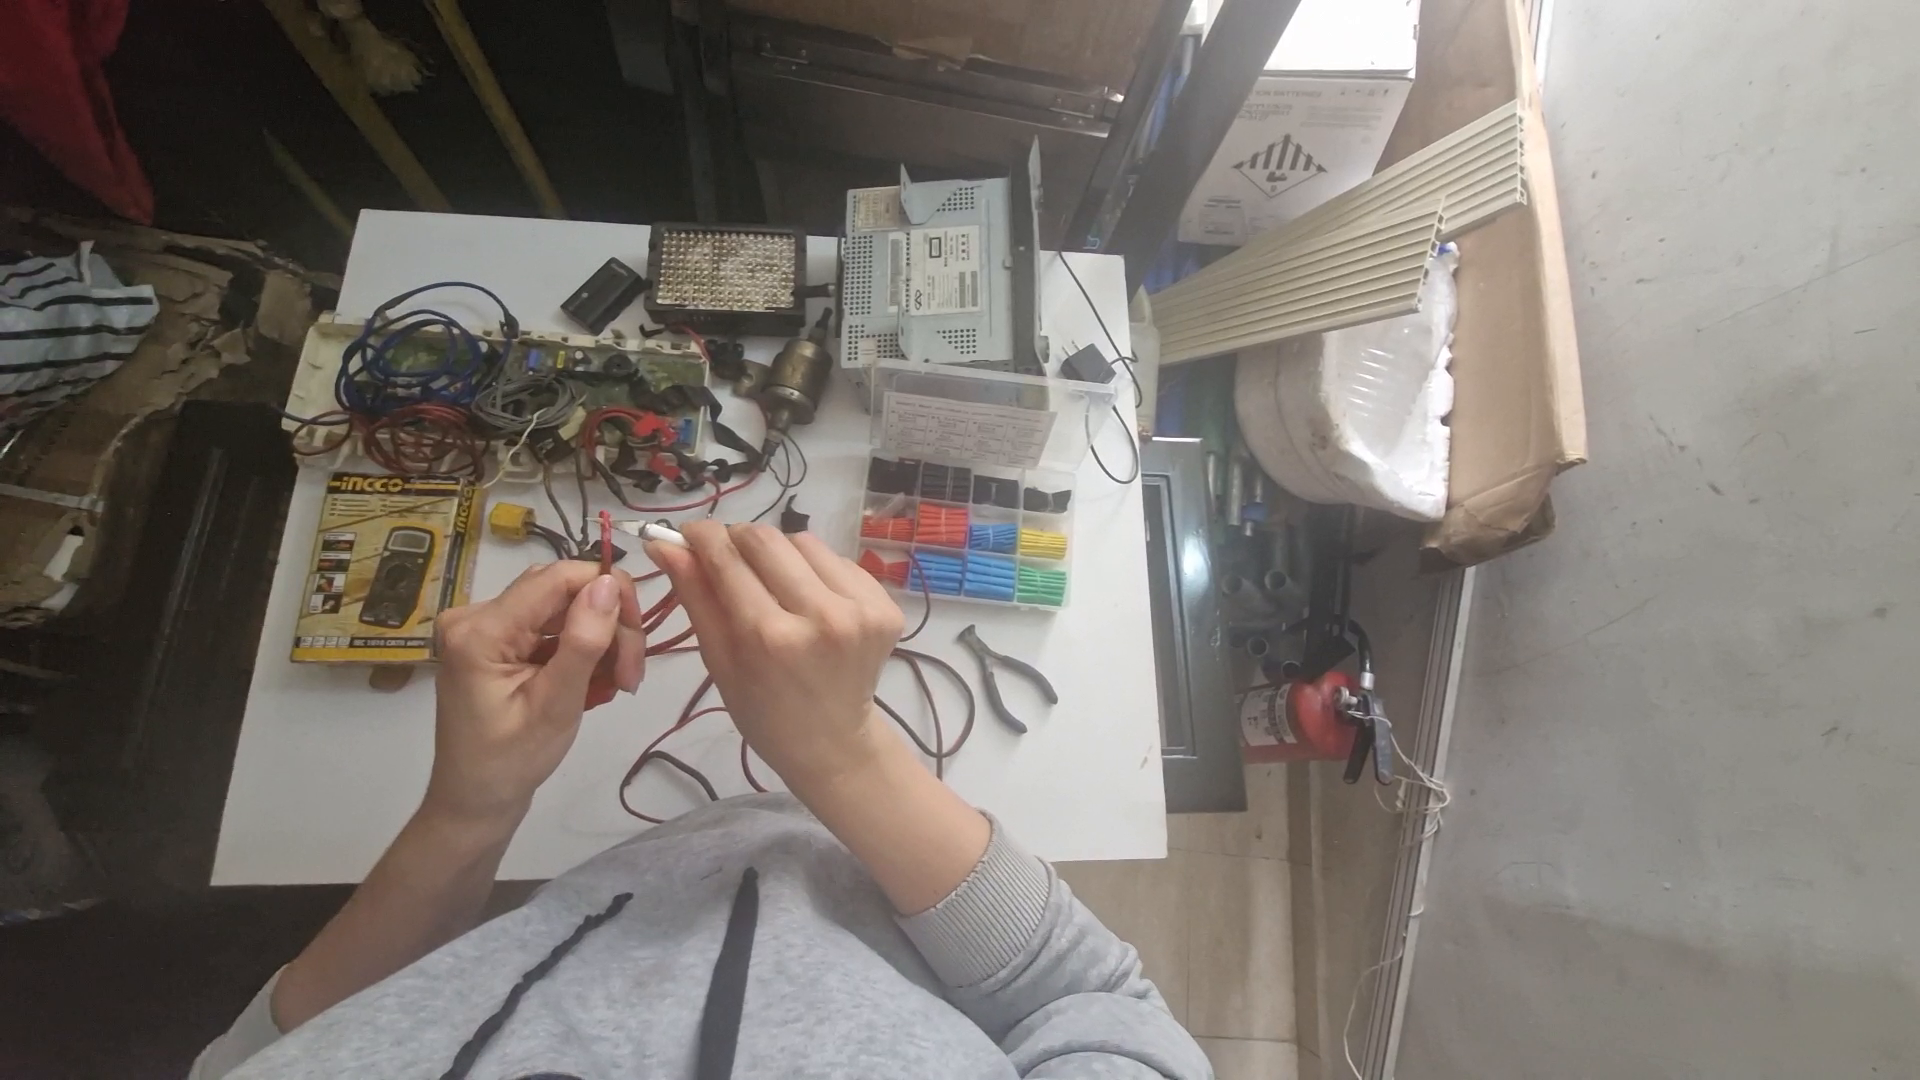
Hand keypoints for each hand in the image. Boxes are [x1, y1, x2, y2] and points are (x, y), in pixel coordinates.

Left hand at [427, 562, 646, 825]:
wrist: (476, 799)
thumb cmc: (512, 760)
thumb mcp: (556, 704)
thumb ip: (583, 641)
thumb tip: (610, 583)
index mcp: (481, 629)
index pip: (561, 577)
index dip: (610, 592)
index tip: (638, 636)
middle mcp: (477, 615)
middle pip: (567, 591)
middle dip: (610, 626)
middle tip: (631, 676)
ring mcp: (486, 625)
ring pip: (568, 606)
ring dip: (603, 640)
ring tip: (618, 683)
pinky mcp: (498, 638)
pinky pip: (556, 623)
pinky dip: (585, 647)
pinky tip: (597, 680)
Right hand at [649, 522, 902, 787]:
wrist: (832, 741)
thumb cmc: (763, 709)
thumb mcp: (719, 660)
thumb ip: (695, 596)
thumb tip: (663, 543)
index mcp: (770, 637)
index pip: (728, 559)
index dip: (702, 537)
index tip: (689, 534)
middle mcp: (822, 616)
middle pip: (768, 539)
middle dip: (739, 540)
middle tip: (730, 559)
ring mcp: (862, 610)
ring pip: (805, 542)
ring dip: (780, 554)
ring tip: (775, 586)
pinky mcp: (887, 606)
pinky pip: (839, 561)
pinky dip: (816, 571)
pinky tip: (811, 601)